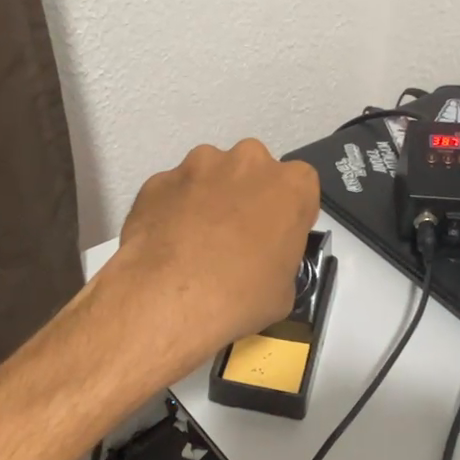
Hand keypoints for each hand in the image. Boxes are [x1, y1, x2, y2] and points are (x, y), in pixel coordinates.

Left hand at [102, 138, 319, 369]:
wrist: (166, 298)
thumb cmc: (239, 296)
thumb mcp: (284, 291)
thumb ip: (280, 260)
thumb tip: (264, 265)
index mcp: (290, 184)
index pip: (300, 188)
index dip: (288, 214)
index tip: (276, 237)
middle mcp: (247, 161)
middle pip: (253, 172)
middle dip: (247, 197)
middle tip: (236, 239)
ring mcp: (197, 165)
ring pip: (210, 176)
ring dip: (208, 199)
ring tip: (195, 243)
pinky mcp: (158, 179)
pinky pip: (174, 192)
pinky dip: (173, 210)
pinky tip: (167, 244)